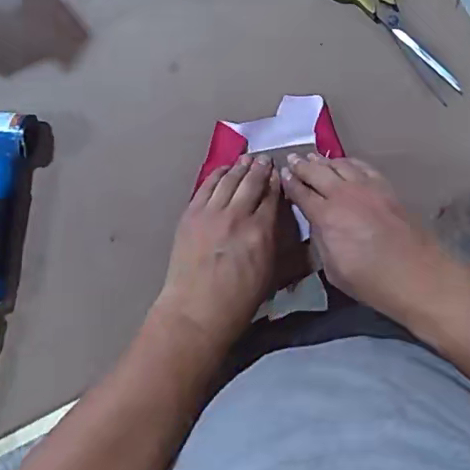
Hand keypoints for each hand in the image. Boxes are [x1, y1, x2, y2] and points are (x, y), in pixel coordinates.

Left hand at [152, 155, 281, 350]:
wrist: (196, 310)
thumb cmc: (239, 302)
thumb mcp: (270, 273)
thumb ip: (274, 241)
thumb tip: (276, 220)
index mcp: (261, 232)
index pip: (272, 197)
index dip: (275, 183)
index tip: (278, 174)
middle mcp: (237, 215)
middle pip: (251, 182)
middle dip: (260, 169)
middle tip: (265, 159)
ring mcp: (211, 212)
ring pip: (229, 180)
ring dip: (240, 167)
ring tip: (247, 159)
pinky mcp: (191, 214)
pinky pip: (206, 186)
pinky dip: (217, 174)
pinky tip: (224, 169)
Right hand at [281, 154, 448, 319]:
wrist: (419, 276)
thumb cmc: (372, 282)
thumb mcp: (333, 270)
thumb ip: (321, 241)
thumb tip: (317, 223)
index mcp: (326, 217)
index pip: (301, 192)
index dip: (290, 182)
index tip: (282, 174)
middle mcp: (344, 195)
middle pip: (316, 172)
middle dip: (301, 165)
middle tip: (292, 159)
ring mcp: (366, 188)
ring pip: (339, 164)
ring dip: (322, 160)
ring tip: (312, 157)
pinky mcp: (385, 188)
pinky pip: (362, 166)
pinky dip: (348, 161)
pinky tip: (343, 162)